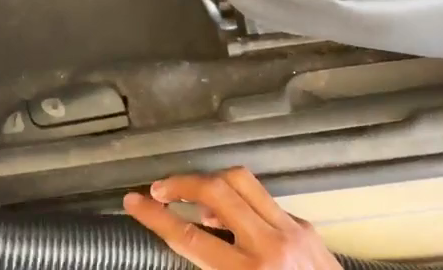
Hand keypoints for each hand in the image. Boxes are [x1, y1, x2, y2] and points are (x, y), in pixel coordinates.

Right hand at [124, 168, 341, 269]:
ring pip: (242, 181)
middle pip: (215, 192)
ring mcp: (293, 232)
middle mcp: (272, 247)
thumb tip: (198, 238)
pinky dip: (243, 202)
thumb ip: (218, 268)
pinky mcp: (308, 228)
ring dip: (212, 183)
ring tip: (194, 199)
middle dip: (181, 184)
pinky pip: (266, 201)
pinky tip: (234, 219)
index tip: (134, 202)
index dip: (156, 218)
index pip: (190, 238)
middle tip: (160, 190)